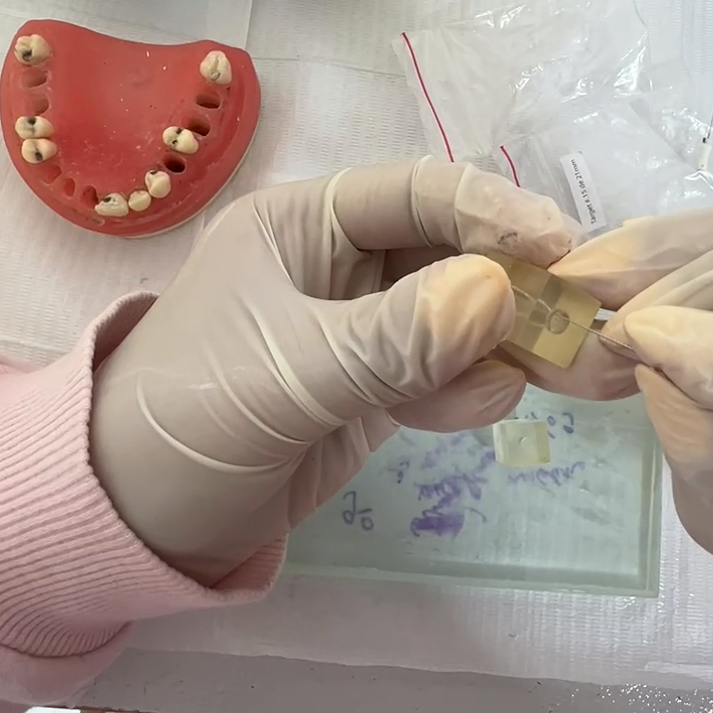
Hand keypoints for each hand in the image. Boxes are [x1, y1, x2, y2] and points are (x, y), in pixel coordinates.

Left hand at [89, 161, 579, 583]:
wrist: (136, 521)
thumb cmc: (186, 420)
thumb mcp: (286, 373)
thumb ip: (391, 338)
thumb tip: (499, 293)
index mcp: (302, 226)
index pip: (412, 191)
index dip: (487, 208)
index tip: (556, 242)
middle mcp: (339, 265)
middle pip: (448, 251)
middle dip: (512, 278)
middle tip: (577, 309)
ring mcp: (361, 328)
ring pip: (455, 315)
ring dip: (506, 337)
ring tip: (558, 364)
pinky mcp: (375, 387)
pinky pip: (441, 372)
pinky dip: (471, 385)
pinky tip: (490, 401)